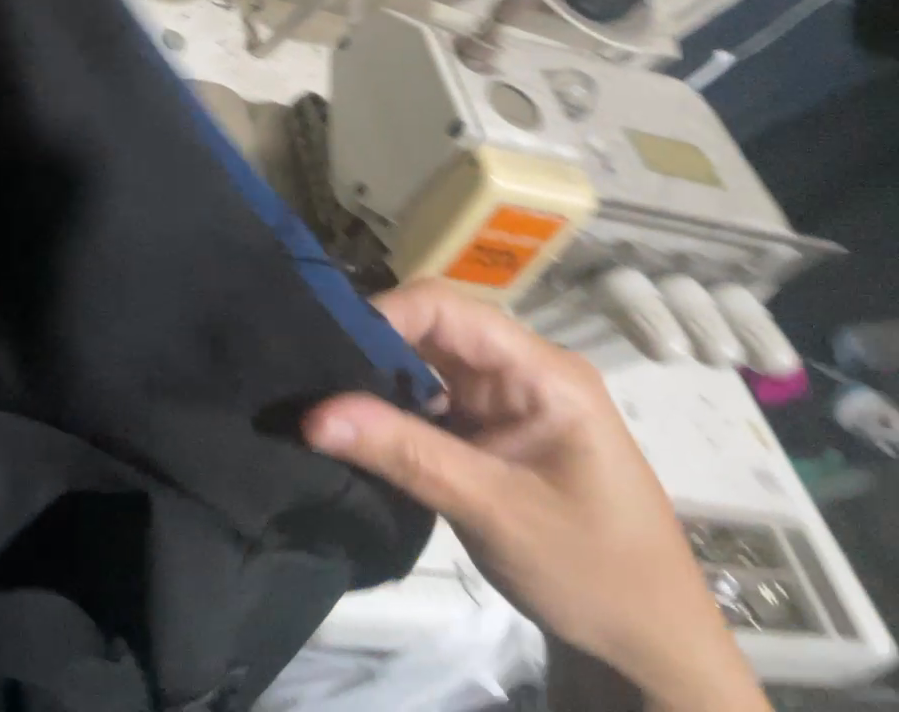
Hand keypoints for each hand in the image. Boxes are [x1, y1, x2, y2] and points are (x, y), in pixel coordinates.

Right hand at [303, 280, 768, 711]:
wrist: (646, 644)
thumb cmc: (592, 570)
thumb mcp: (494, 509)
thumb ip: (404, 453)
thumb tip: (312, 415)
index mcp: (541, 372)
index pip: (443, 308)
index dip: (380, 316)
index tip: (321, 353)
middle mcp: (518, 371)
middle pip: (427, 327)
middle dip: (365, 344)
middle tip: (305, 376)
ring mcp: (500, 399)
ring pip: (417, 361)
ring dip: (368, 376)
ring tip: (314, 397)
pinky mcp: (482, 428)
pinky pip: (421, 397)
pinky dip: (381, 407)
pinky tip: (347, 424)